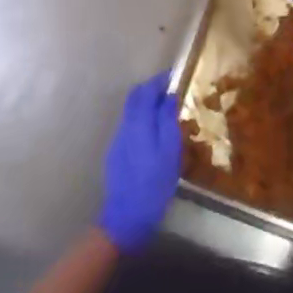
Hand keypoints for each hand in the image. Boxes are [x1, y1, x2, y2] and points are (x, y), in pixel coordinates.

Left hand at [96, 74, 180, 250]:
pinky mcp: (117, 152)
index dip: (159, 80)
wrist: (126, 216)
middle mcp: (124, 126)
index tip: (176, 76)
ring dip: (148, 105)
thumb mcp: (169, 152)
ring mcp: (118, 139)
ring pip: (132, 112)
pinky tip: (156, 133)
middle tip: (174, 92)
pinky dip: (144, 120)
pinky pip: (131, 125)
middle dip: (153, 90)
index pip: (145, 90)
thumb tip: (169, 96)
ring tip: (168, 111)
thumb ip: (168, 120)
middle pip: (135, 98)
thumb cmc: (154, 184)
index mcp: (137, 123)